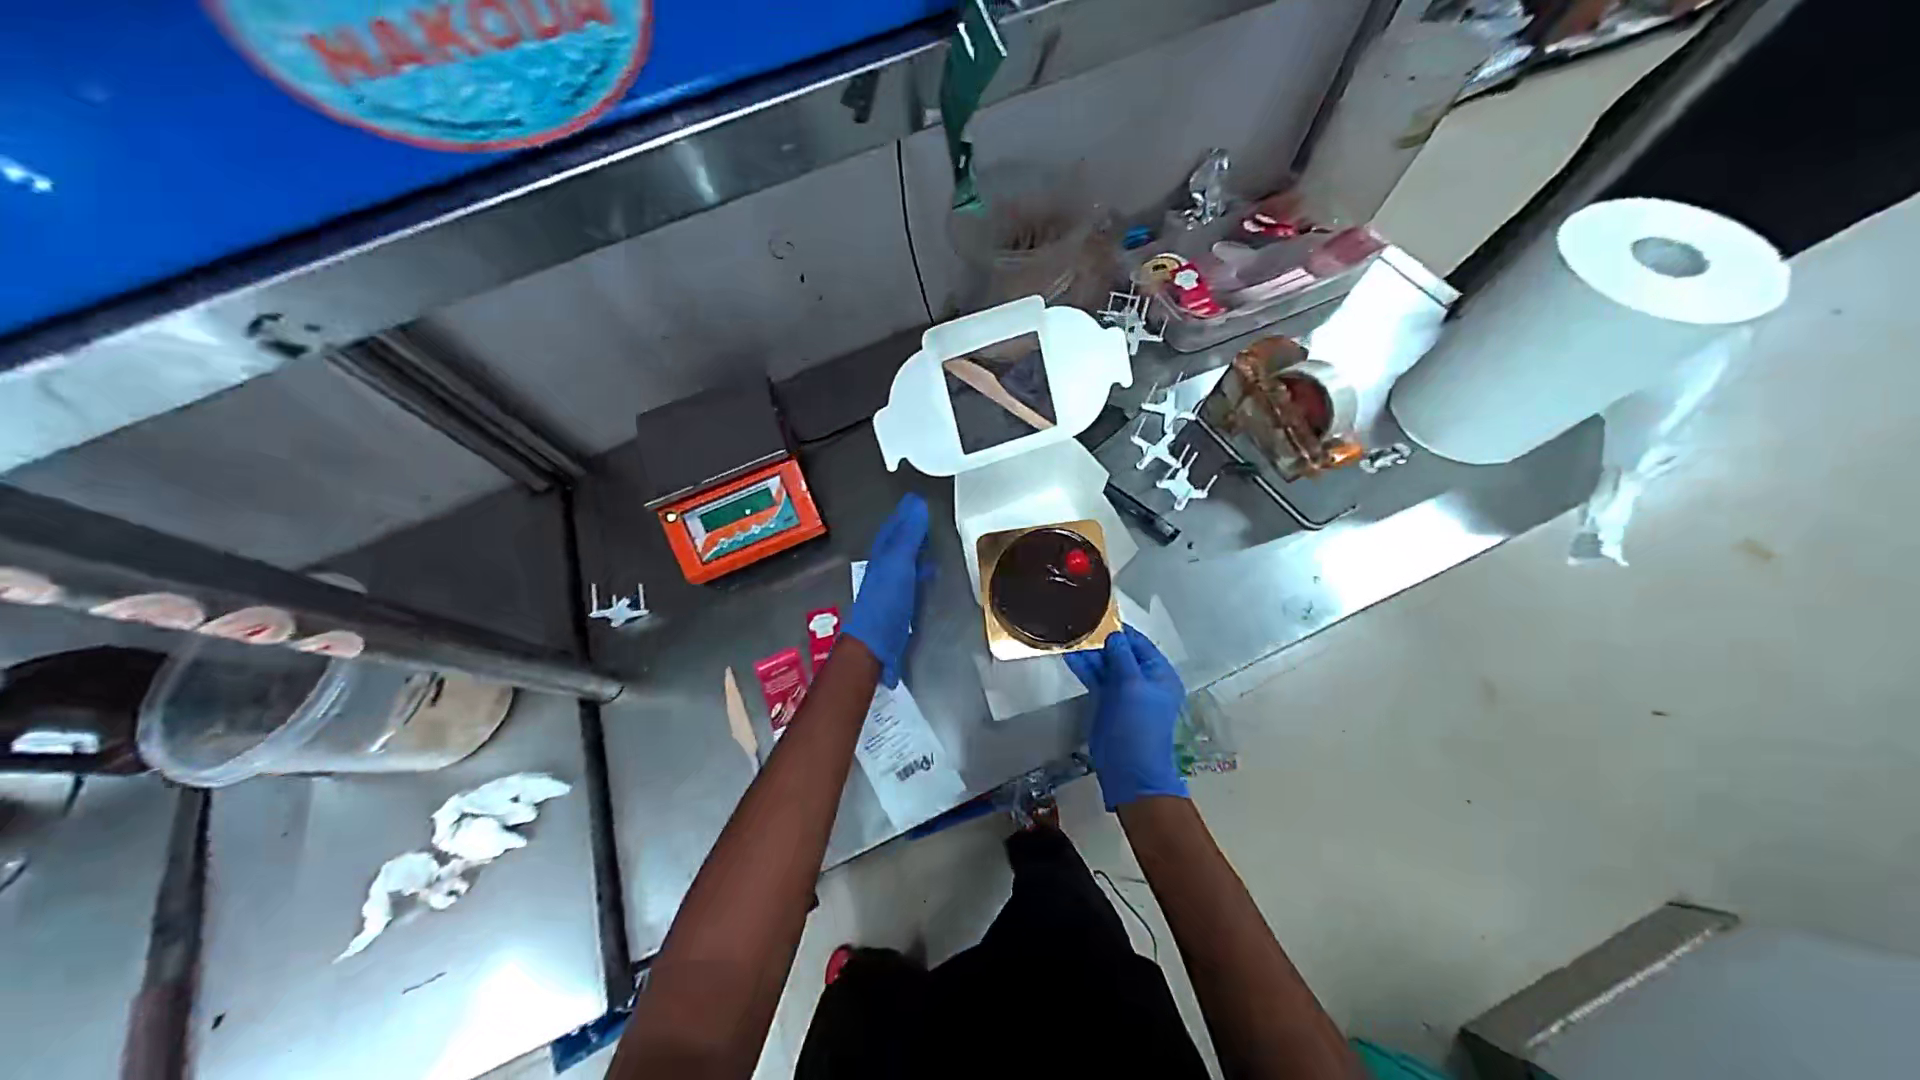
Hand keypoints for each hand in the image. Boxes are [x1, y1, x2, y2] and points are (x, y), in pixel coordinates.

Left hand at [843, 493, 934, 687]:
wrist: (875, 647)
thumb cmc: (886, 603)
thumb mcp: (898, 565)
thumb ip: (908, 536)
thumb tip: (917, 505)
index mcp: (882, 557)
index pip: (893, 528)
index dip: (904, 514)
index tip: (917, 501)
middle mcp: (884, 570)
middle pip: (897, 543)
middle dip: (910, 529)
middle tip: (925, 517)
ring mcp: (890, 589)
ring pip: (904, 561)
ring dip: (916, 550)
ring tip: (931, 542)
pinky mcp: (899, 607)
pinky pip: (911, 580)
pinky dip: (920, 572)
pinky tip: (929, 576)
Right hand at [1065, 626, 1186, 809]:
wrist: (1129, 768)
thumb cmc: (1138, 725)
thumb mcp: (1133, 686)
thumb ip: (1122, 657)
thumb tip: (1113, 634)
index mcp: (1160, 674)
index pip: (1139, 643)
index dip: (1120, 630)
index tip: (1098, 614)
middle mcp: (1143, 679)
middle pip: (1121, 652)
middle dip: (1101, 640)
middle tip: (1077, 622)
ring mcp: (1124, 691)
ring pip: (1106, 664)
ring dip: (1089, 652)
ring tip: (1069, 634)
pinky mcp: (1107, 701)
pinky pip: (1096, 678)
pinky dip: (1084, 667)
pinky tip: (1068, 654)